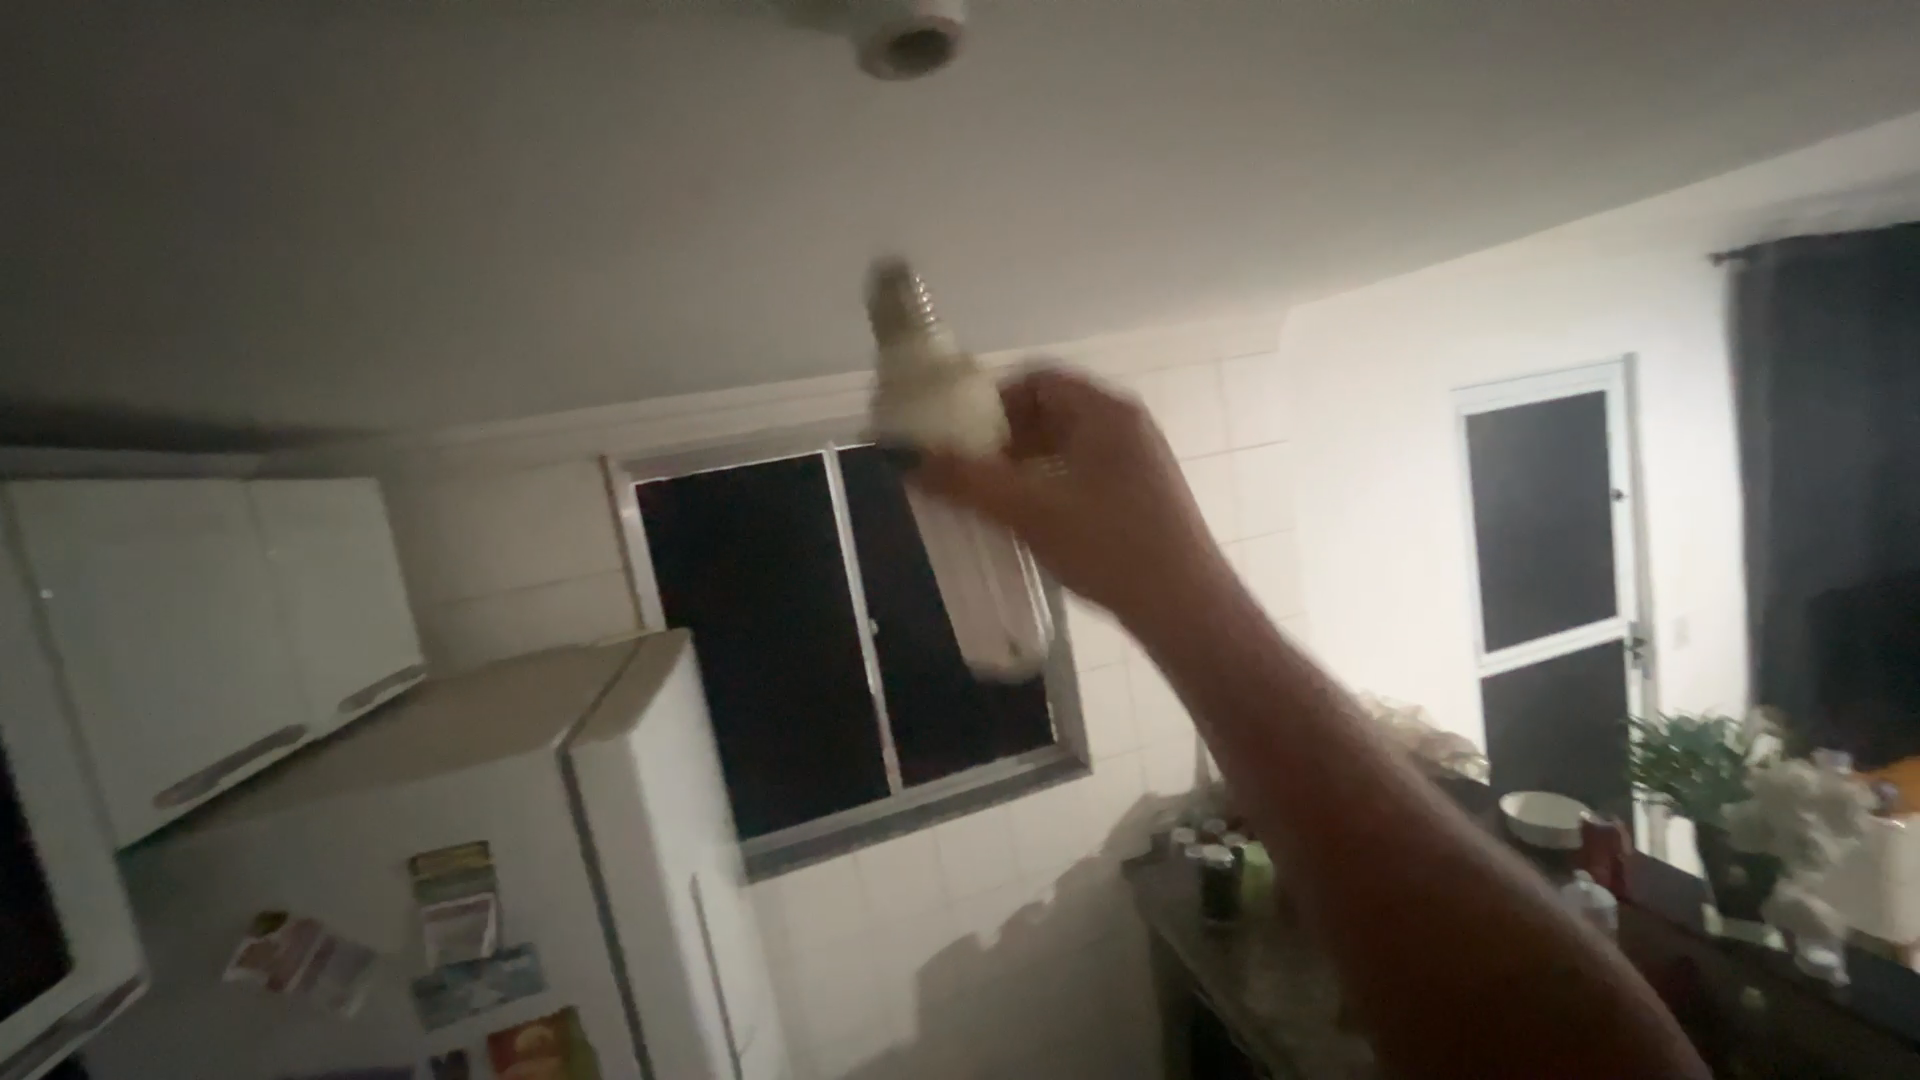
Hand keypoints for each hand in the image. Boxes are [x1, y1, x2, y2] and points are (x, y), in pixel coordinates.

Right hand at [912, 367, 1235, 623]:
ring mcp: (1138, 462)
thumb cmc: (1108, 546)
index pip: (1038, 380)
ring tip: (992, 503)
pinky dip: (1049, 488)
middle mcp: (1126, 426)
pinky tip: (1031, 524)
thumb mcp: (1029, 512)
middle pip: (1050, 414)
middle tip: (969, 474)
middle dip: (1004, 441)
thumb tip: (909, 461)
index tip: (960, 438)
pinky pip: (1082, 476)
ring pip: (1065, 449)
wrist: (1185, 607)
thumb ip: (967, 482)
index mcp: (1105, 411)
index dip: (993, 403)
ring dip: (1024, 469)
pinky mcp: (1141, 496)